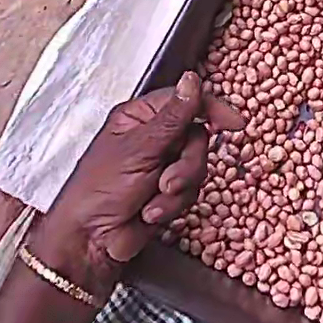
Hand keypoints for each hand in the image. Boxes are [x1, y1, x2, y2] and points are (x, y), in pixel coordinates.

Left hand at [31, 71, 244, 294]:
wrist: (89, 242)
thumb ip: (172, 117)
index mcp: (140, 116)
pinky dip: (172, 205)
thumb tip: (191, 80)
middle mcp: (153, 137)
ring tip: (153, 201)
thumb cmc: (98, 190)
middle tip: (168, 180)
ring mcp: (161, 164)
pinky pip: (190, 191)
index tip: (234, 123)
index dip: (211, 109)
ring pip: (196, 167)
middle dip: (186, 165)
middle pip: (197, 138)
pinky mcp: (167, 191)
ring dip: (177, 190)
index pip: (184, 101)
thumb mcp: (139, 149)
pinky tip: (149, 213)